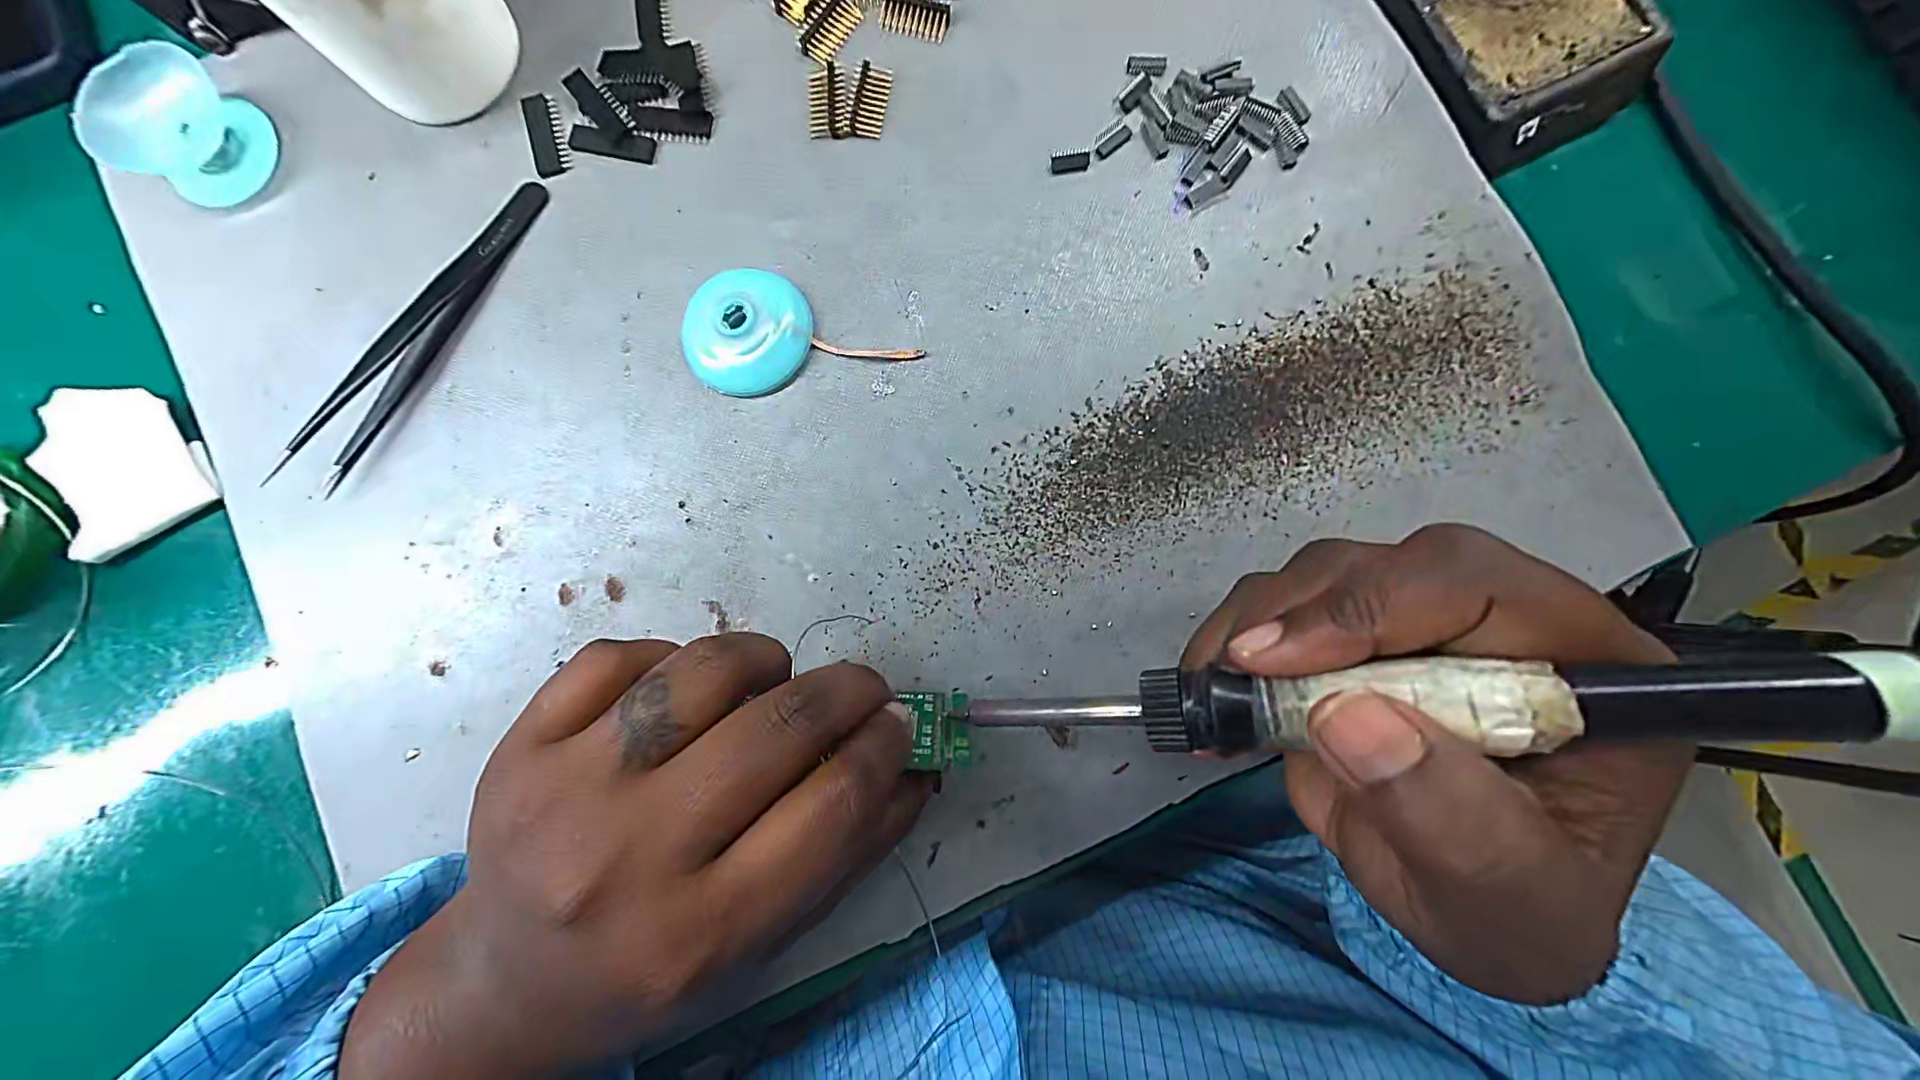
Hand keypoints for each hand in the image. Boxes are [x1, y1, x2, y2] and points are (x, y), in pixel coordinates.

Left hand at [340, 635, 932, 1077]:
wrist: (512, 985)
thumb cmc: (659, 968)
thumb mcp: (768, 937)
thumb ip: (854, 849)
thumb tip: (917, 762)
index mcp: (703, 929)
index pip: (830, 806)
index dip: (883, 746)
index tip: (899, 721)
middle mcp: (627, 859)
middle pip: (774, 730)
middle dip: (846, 690)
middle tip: (865, 687)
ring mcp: (563, 793)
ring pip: (699, 673)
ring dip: (764, 658)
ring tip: (776, 675)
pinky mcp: (520, 748)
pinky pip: (618, 656)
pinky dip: (674, 653)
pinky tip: (689, 684)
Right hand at [1184, 524, 1689, 1004]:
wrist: (1468, 916)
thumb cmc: (1509, 911)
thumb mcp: (1506, 897)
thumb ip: (1450, 817)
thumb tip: (1344, 716)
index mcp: (1580, 662)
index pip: (1467, 583)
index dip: (1364, 606)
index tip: (1274, 660)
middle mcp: (1496, 620)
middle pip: (1381, 565)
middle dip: (1295, 615)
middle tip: (1232, 675)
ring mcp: (1416, 621)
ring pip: (1321, 574)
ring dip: (1254, 624)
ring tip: (1217, 691)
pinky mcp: (1352, 636)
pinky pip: (1282, 603)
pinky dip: (1234, 637)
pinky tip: (1218, 689)